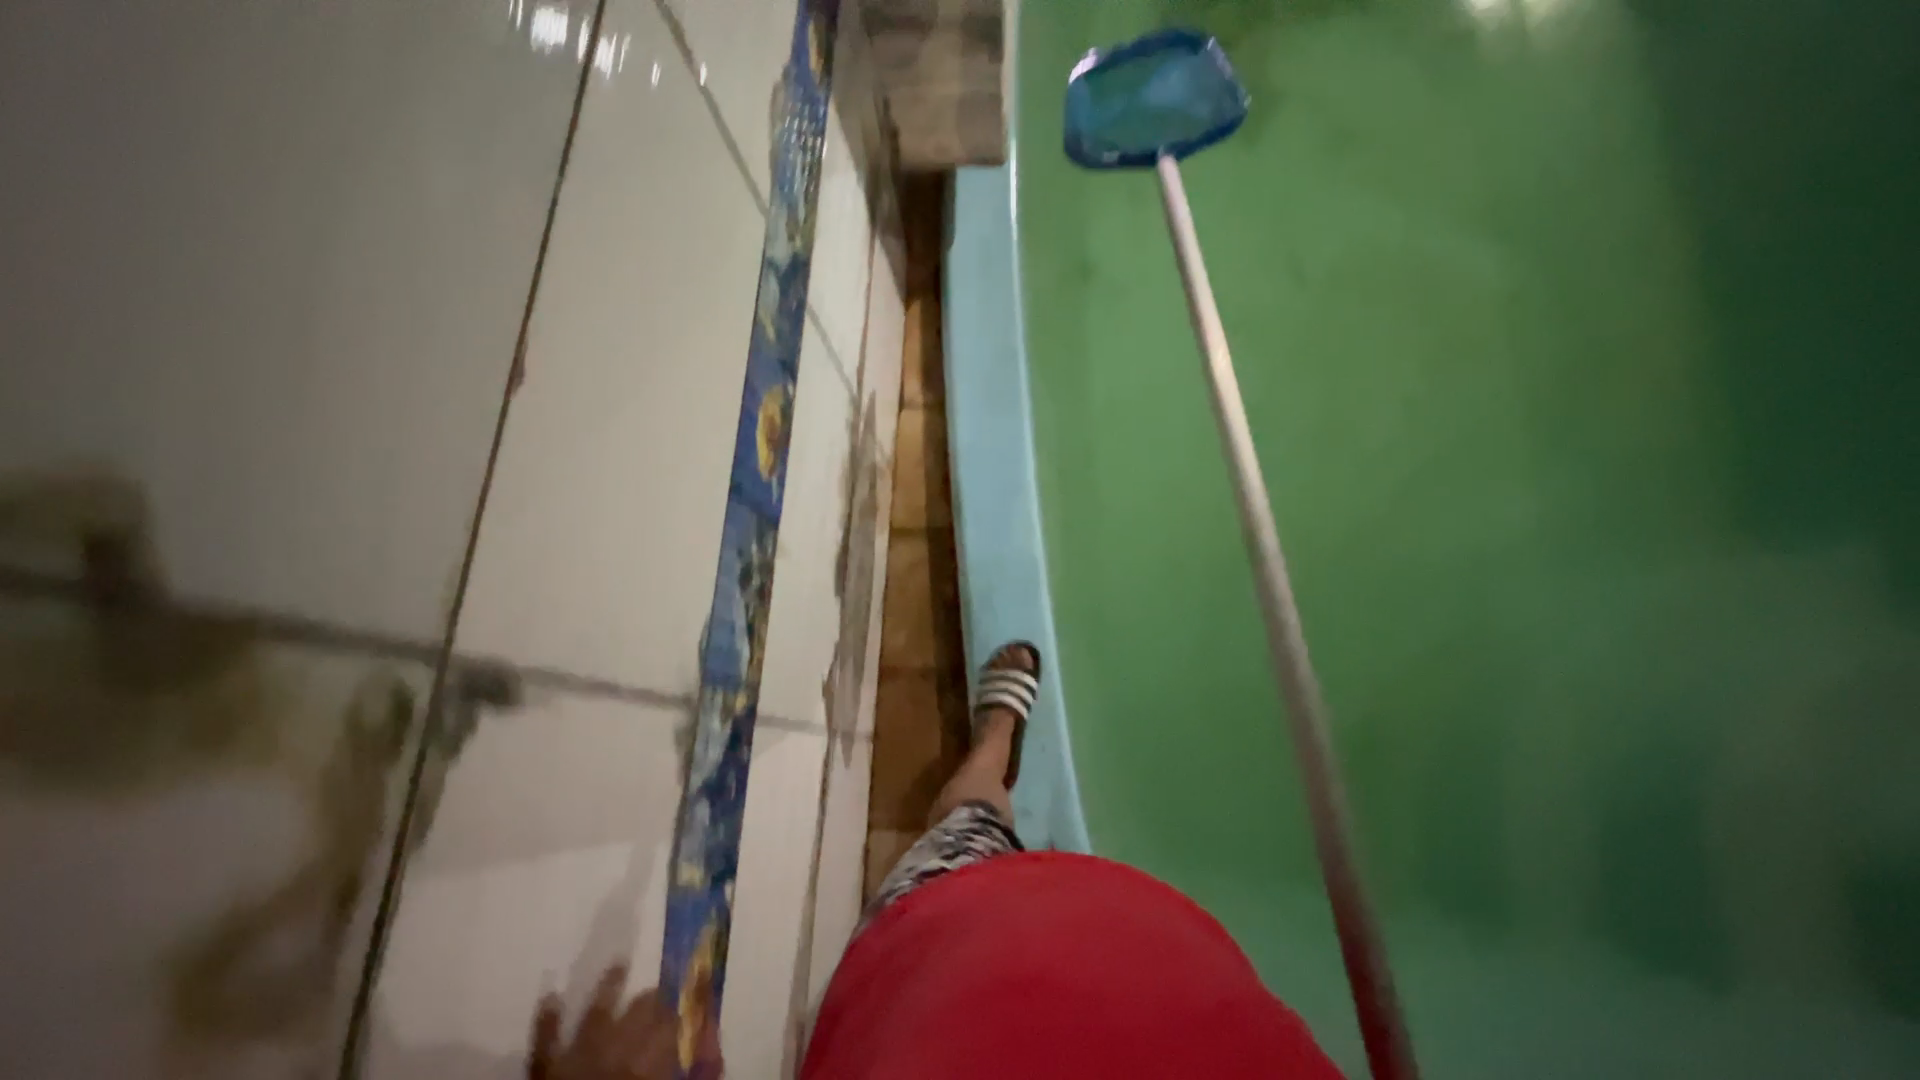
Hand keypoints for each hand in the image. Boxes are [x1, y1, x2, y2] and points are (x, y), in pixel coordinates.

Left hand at [527, 965, 720, 1079]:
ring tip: (619, 963)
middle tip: (664, 991)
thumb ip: (699, 1073)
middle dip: (654, 998)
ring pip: (595, 1013)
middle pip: (640, 1010)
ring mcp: (577, 1056)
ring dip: (606, 989)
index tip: (699, 994)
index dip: (689, 1005)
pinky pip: (544, 1040)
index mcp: (648, 1060)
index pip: (675, 1020)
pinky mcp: (545, 1068)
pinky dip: (547, 1019)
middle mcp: (615, 1048)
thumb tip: (714, 1047)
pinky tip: (551, 996)